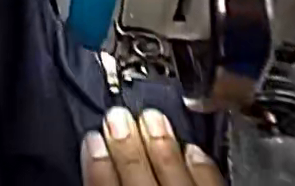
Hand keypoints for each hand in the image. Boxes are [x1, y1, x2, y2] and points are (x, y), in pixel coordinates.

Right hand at [83, 108, 222, 185]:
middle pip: (139, 181)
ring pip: (175, 178)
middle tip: (116, 115)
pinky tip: (194, 150)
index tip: (91, 140)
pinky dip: (203, 168)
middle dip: (128, 147)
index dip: (98, 168)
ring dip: (163, 147)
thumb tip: (93, 160)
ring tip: (151, 116)